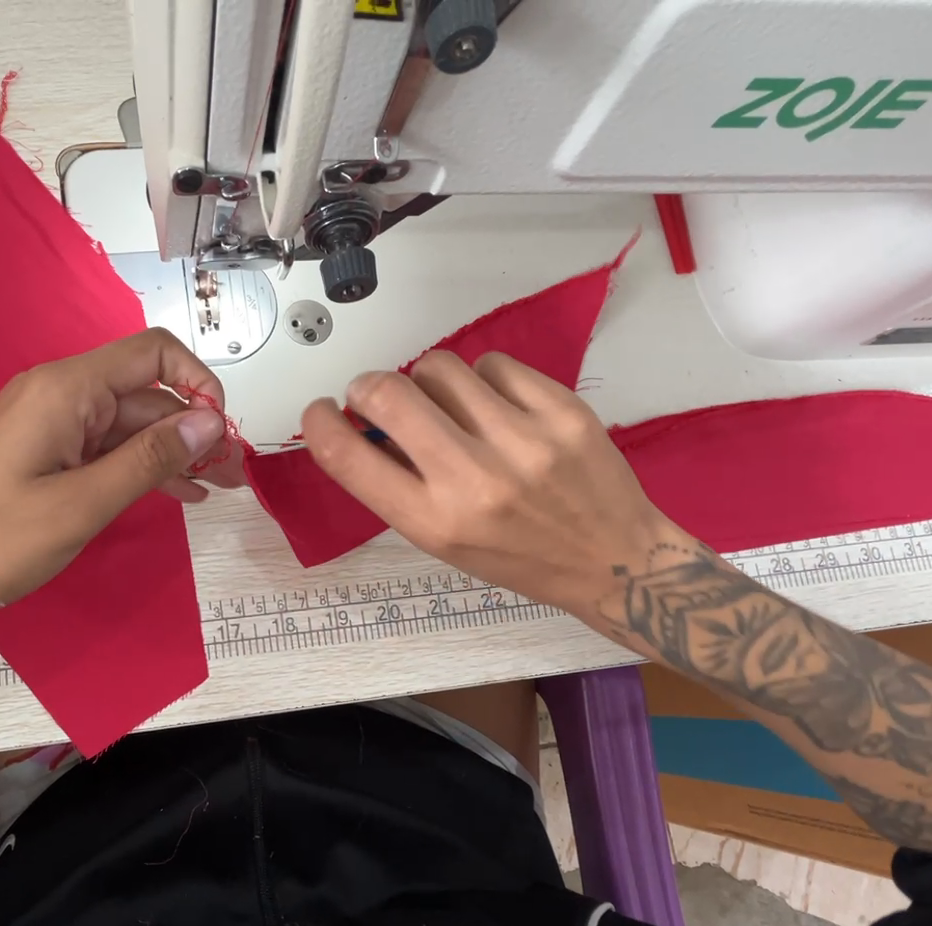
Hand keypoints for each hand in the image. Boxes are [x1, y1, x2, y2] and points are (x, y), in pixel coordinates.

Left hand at [0, 328, 240, 633]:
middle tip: (235, 475)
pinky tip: (175, 495)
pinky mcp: (41, 455)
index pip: (153, 353)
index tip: (222, 431)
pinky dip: (139, 469)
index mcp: (66, 390)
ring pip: (128, 427)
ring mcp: (48, 426)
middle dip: (194, 429)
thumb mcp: (82, 504)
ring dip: (173, 454)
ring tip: (217, 489)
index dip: (199, 381)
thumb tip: (210, 421)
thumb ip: (149, 459)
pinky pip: (103, 451)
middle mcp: (59, 395)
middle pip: (145, 394)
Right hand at [302, 350, 685, 615]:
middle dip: (368, 386)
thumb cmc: (517, 556)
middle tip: (376, 395)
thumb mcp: (441, 540)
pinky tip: (493, 405)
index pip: (348, 456)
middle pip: (388, 393)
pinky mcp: (561, 410)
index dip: (320, 422)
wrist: (611, 557)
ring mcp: (522, 440)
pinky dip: (480, 379)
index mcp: (433, 521)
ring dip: (427, 380)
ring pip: (439, 367)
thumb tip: (360, 424)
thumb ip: (397, 484)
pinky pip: (492, 364)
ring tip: (446, 404)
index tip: (321, 411)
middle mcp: (473, 480)